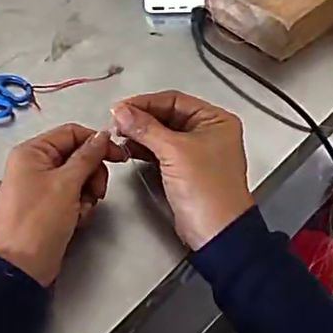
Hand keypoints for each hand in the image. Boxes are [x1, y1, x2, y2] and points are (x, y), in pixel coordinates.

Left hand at [0, 124, 123, 286]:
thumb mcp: (66, 183)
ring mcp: (39, 186)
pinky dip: (79, 207)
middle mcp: (32, 164)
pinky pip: (71, 196)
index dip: (96, 142)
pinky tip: (76, 220)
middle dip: (91, 174)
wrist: (22, 265)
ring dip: (86, 194)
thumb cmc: (38, 222)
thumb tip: (101, 136)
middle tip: (95, 191)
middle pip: (76, 156)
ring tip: (81, 210)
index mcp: (31, 152)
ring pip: (77, 178)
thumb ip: (87, 156)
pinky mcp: (47, 205)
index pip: (70, 133)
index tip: (118, 156)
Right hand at [111, 91, 254, 249]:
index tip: (119, 109)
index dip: (144, 103)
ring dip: (139, 133)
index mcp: (215, 120)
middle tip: (116, 123)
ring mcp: (196, 151)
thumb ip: (145, 128)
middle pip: (166, 115)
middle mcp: (208, 131)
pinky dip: (144, 148)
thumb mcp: (174, 152)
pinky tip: (128, 149)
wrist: (216, 232)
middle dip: (140, 119)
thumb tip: (120, 110)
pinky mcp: (184, 168)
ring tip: (118, 136)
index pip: (174, 100)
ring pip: (160, 133)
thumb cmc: (205, 188)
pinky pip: (159, 150)